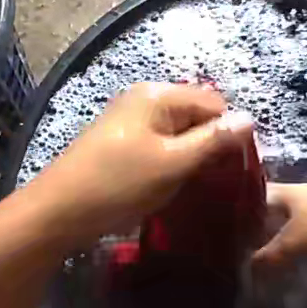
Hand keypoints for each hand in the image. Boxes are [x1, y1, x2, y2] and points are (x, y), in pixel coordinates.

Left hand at [22, 83, 254, 240]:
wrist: (57, 212)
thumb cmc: (119, 184)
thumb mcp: (173, 163)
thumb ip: (213, 140)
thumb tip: (250, 118)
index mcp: (158, 95)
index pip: (214, 103)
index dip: (229, 133)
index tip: (235, 168)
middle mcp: (144, 98)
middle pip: (196, 115)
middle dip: (209, 145)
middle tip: (216, 180)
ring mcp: (130, 119)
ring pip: (178, 133)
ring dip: (190, 157)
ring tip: (194, 185)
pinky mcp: (121, 141)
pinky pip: (160, 144)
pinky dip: (171, 162)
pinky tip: (171, 185)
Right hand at [254, 183, 306, 269]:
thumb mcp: (292, 245)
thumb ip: (268, 254)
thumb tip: (248, 264)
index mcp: (292, 190)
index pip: (261, 191)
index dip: (246, 204)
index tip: (234, 220)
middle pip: (279, 200)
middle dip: (264, 216)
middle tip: (250, 234)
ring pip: (296, 209)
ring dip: (284, 223)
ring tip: (272, 241)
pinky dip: (301, 228)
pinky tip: (301, 244)